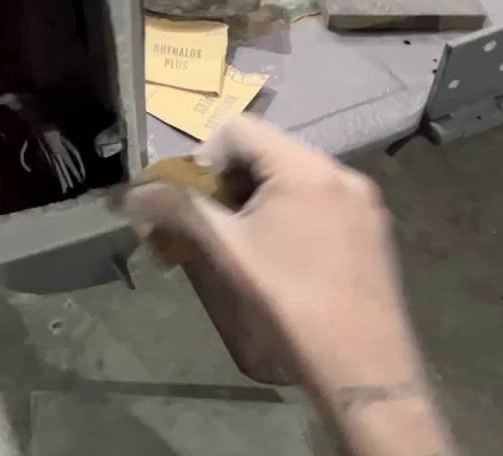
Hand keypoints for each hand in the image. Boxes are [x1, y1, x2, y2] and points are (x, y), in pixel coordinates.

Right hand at [124, 115, 453, 455]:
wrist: (364, 373)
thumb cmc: (289, 301)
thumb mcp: (224, 248)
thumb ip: (175, 209)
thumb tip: (129, 194)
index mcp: (306, 168)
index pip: (238, 128)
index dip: (206, 156)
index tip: (199, 198)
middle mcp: (341, 173)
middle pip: (265, 148)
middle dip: (230, 178)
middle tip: (216, 219)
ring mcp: (363, 202)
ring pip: (291, 173)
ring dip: (257, 194)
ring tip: (244, 237)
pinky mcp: (372, 229)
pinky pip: (317, 196)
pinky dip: (287, 208)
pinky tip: (281, 251)